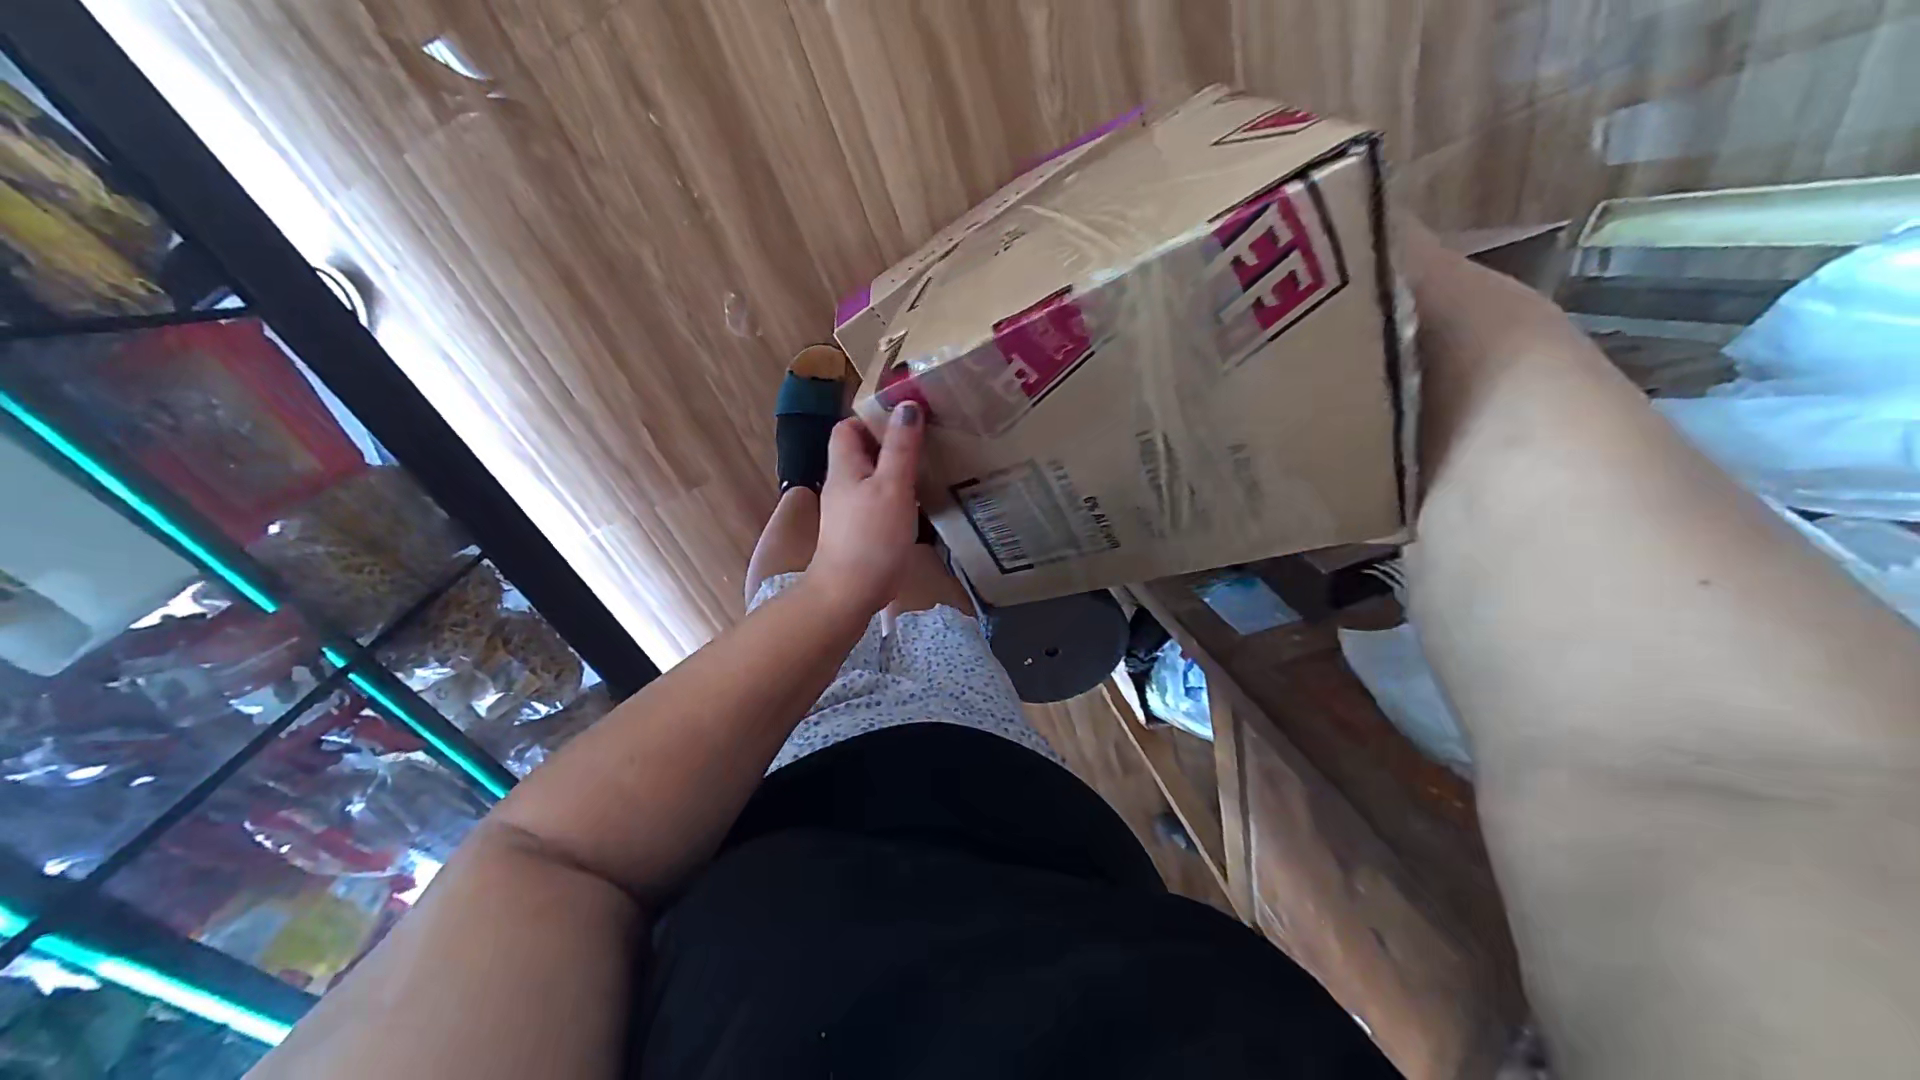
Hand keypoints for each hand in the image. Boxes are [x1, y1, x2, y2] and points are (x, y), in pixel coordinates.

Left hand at [808, 402, 925, 614]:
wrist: (850, 593)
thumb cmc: (872, 536)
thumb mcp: (893, 485)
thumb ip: (901, 446)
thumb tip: (907, 405)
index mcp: (844, 467)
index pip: (848, 427)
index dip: (873, 419)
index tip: (907, 421)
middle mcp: (842, 485)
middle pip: (862, 452)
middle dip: (891, 444)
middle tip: (925, 443)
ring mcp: (848, 512)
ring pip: (872, 478)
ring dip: (896, 471)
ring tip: (927, 469)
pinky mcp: (859, 533)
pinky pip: (877, 503)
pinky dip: (896, 497)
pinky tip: (917, 504)